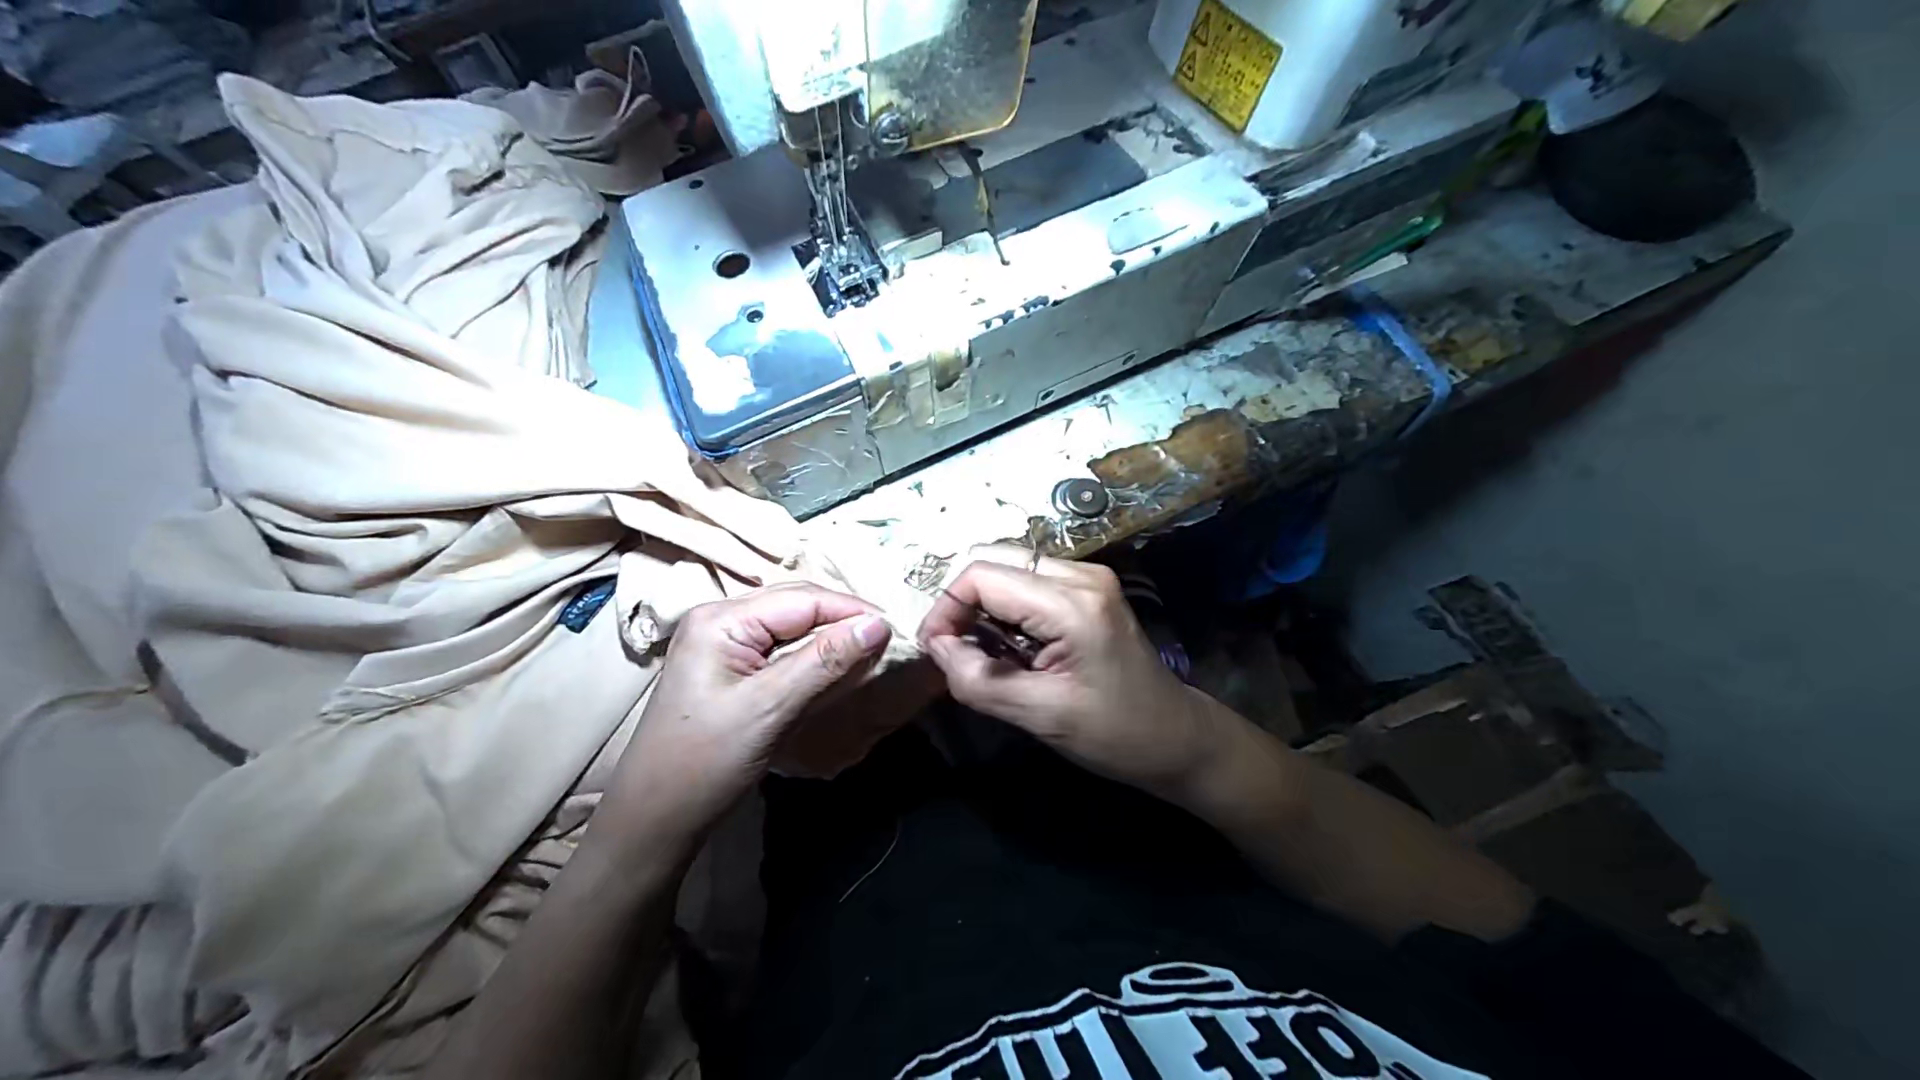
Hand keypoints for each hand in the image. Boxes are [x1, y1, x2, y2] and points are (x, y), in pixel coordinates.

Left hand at [606, 585, 892, 842]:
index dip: (851, 610)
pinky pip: (780, 648)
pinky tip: (834, 666)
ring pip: (791, 626)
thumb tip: (879, 624)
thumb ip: (825, 661)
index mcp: (721, 619)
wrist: (655, 820)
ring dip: (830, 636)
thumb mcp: (771, 707)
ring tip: (869, 650)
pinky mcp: (729, 669)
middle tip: (887, 639)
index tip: (895, 628)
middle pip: (796, 605)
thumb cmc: (706, 762)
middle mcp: (720, 620)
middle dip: (842, 619)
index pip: (802, 599)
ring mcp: (722, 644)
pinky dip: (812, 655)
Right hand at [918, 555, 1223, 800]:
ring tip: (984, 654)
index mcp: (1072, 603)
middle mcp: (1080, 575)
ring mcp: (1087, 578)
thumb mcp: (1039, 715)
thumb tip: (937, 647)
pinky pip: (1028, 584)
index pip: (983, 576)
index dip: (947, 608)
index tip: (935, 649)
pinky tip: (1011, 647)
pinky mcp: (1087, 590)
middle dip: (962, 604)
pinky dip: (1005, 610)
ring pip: (1008, 570)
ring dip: (984, 608)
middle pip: (993, 562)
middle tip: (954, 651)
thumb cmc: (1115, 734)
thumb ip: (978, 679)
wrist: (1177, 738)